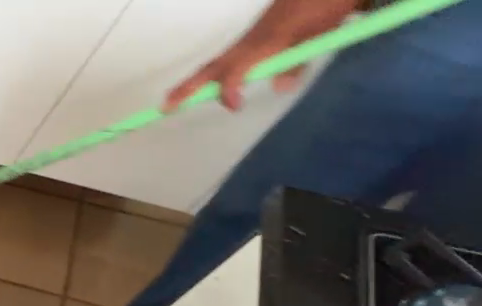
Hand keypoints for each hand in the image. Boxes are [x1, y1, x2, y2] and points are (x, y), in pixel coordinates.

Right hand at [163, 0, 356, 111]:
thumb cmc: (327, 4)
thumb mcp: (322, 31)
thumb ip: (298, 60)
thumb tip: (280, 87)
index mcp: (264, 42)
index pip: (235, 72)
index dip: (230, 91)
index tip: (236, 107)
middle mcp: (250, 42)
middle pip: (213, 68)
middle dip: (188, 88)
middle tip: (165, 107)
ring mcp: (250, 37)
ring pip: (217, 62)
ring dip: (194, 82)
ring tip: (172, 99)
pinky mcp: (255, 34)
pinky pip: (227, 56)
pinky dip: (211, 71)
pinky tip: (206, 80)